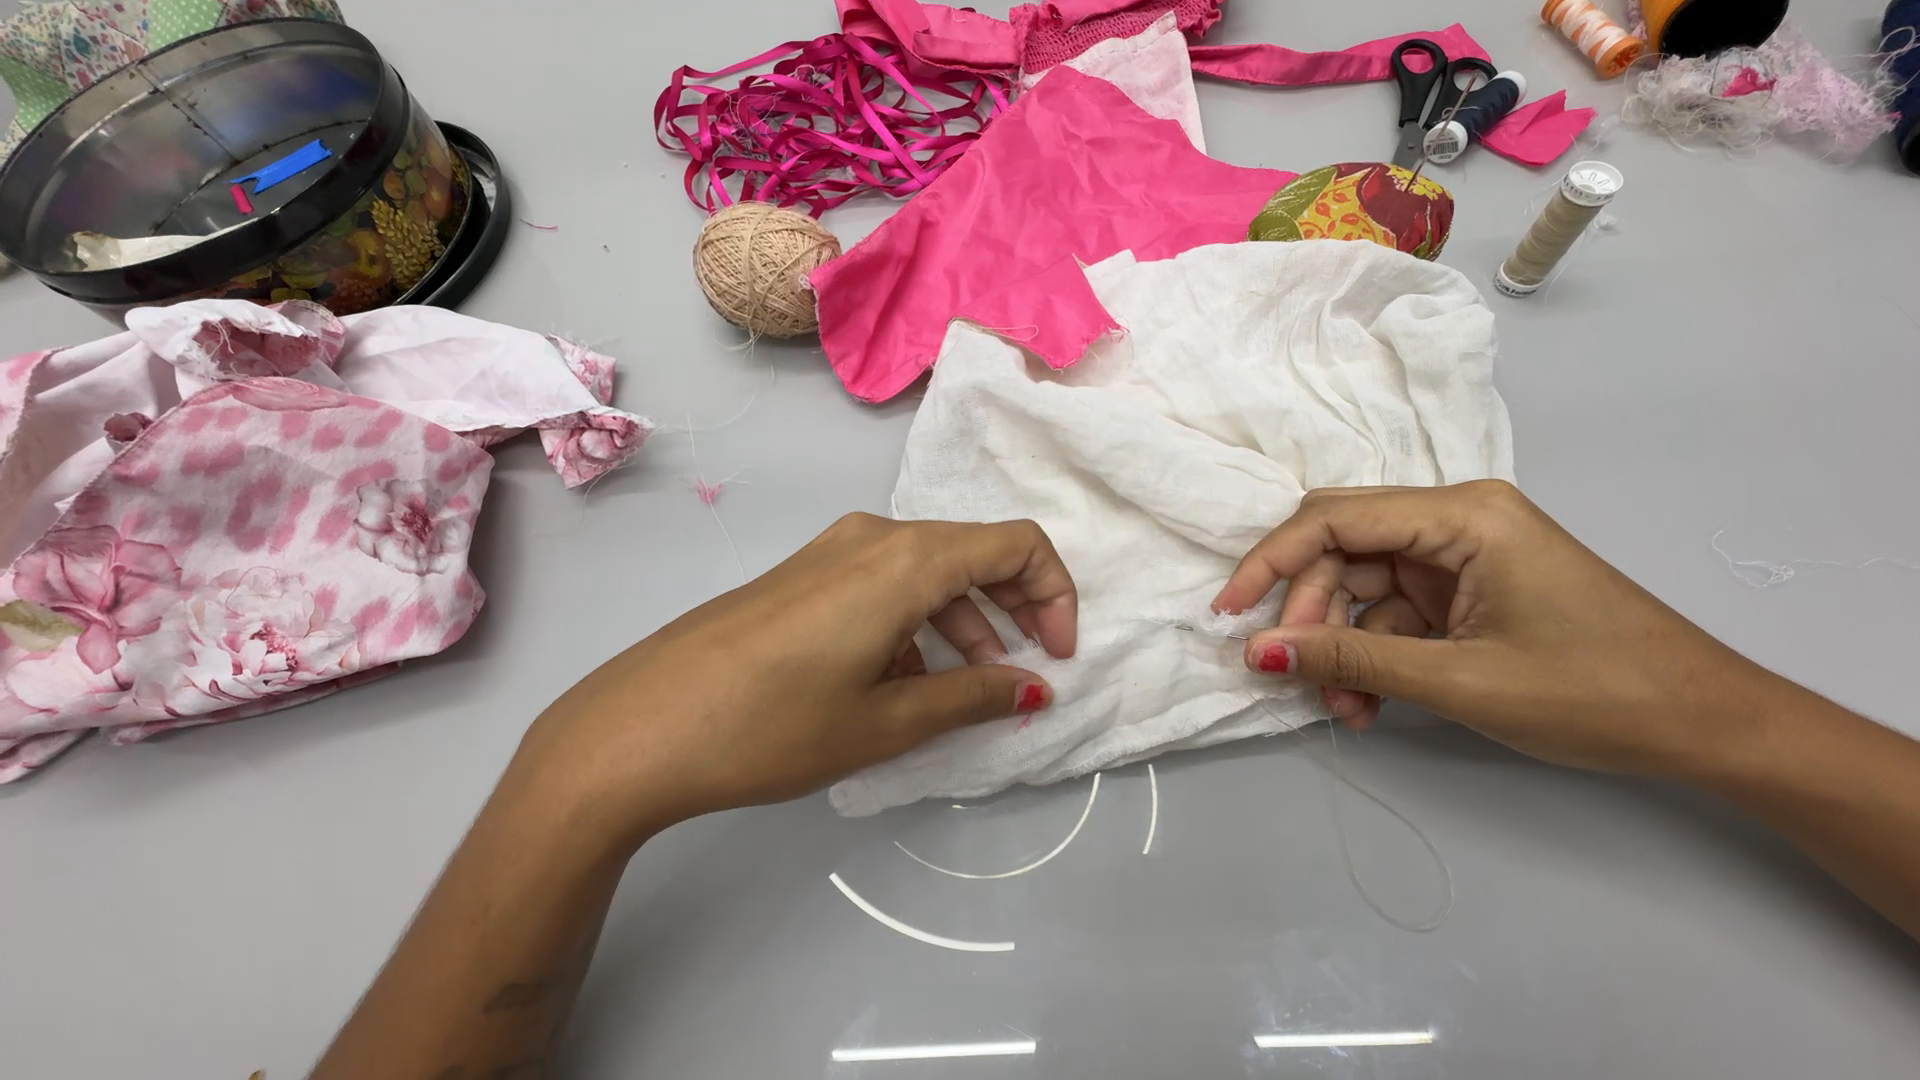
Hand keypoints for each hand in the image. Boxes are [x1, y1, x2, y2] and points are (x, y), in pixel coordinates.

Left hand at [511, 514, 1076, 846]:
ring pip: (927, 570)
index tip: (1058, 656)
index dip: (1054, 594)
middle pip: (973, 552)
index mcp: (906, 559)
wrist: (637, 729)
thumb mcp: (885, 721)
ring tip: (964, 689)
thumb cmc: (772, 727)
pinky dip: (915, 620)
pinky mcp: (801, 575)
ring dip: (964, 621)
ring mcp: (830, 551)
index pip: (1015, 544)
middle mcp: (873, 536)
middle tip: (1023, 674)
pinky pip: (883, 582)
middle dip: (1014, 609)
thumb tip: (1034, 689)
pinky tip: (899, 679)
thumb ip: (971, 697)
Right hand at [1214, 481, 1780, 775]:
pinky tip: (1372, 704)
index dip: (1270, 563)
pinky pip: (1391, 613)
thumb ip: (1350, 659)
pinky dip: (1372, 655)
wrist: (1711, 728)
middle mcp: (1455, 519)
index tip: (1229, 614)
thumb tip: (1257, 654)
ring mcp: (1460, 555)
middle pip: (1341, 548)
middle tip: (1292, 672)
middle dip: (1308, 611)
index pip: (1333, 520)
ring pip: (1360, 586)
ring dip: (1340, 645)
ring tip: (1346, 707)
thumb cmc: (1596, 692)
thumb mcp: (1459, 679)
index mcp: (1462, 515)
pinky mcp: (1465, 589)